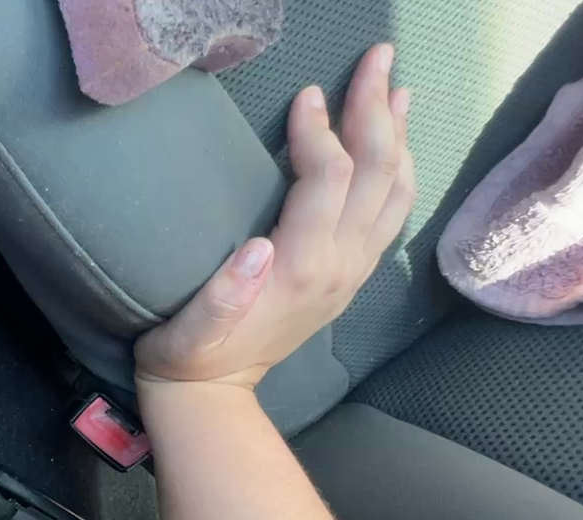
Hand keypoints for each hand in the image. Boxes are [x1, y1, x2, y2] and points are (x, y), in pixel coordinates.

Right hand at [135, 43, 414, 389]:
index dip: (318, 134)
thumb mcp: (185, 334)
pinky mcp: (348, 278)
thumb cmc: (185, 359)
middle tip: (375, 61)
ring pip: (395, 189)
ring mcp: (349, 272)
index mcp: (298, 270)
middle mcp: (337, 265)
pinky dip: (398, 170)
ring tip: (393, 92)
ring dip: (397, 135)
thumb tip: (256, 247)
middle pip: (375, 173)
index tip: (304, 97)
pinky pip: (391, 213)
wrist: (211, 396)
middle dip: (374, 113)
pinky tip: (391, 149)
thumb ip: (222, 297)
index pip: (325, 182)